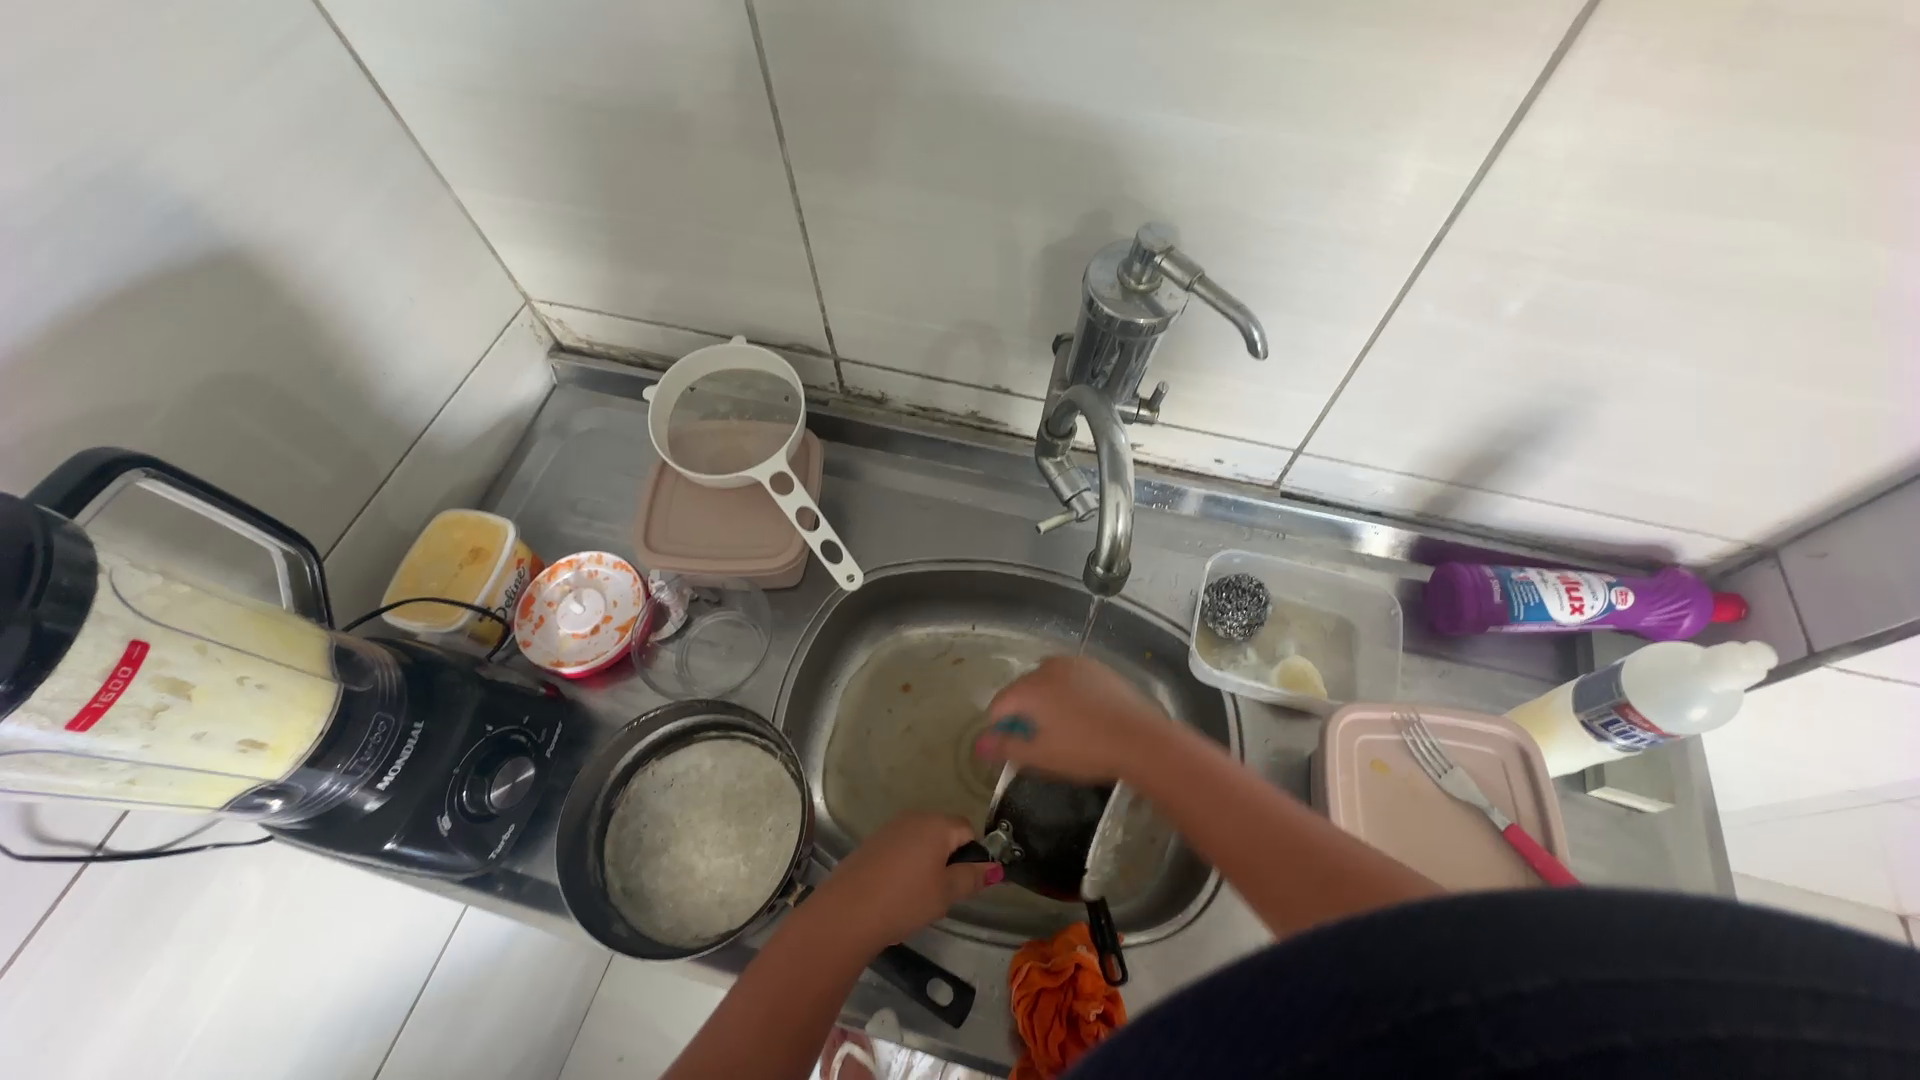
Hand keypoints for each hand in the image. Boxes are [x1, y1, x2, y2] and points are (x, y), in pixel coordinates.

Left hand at [813, 814, 999, 951]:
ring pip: (921, 842)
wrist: (847, 912)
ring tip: (919, 897)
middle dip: (949, 859)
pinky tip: (897, 894)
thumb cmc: (905, 900)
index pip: (968, 829)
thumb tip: (997, 867)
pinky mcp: (872, 843)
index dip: (973, 854)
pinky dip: (906, 866)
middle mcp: (914, 818)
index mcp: (937, 825)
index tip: (966, 882)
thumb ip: (973, 877)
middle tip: (943, 893)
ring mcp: (889, 829)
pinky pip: (901, 849)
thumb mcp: (946, 893)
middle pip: (944, 833)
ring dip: (927, 863)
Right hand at [974, 656, 1174, 782]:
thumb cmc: (1086, 750)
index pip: (998, 707)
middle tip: (1045, 743)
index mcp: (1028, 687)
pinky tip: (1087, 717)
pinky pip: (1071, 680)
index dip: (1003, 730)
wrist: (1142, 739)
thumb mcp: (1040, 756)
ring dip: (1047, 704)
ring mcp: (1075, 664)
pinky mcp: (1098, 668)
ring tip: (1067, 731)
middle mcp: (1047, 667)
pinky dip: (1070, 695)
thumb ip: (1005, 747)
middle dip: (1025, 715)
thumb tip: (978, 744)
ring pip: (1047, 684)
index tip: (1020, 750)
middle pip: (1021, 691)